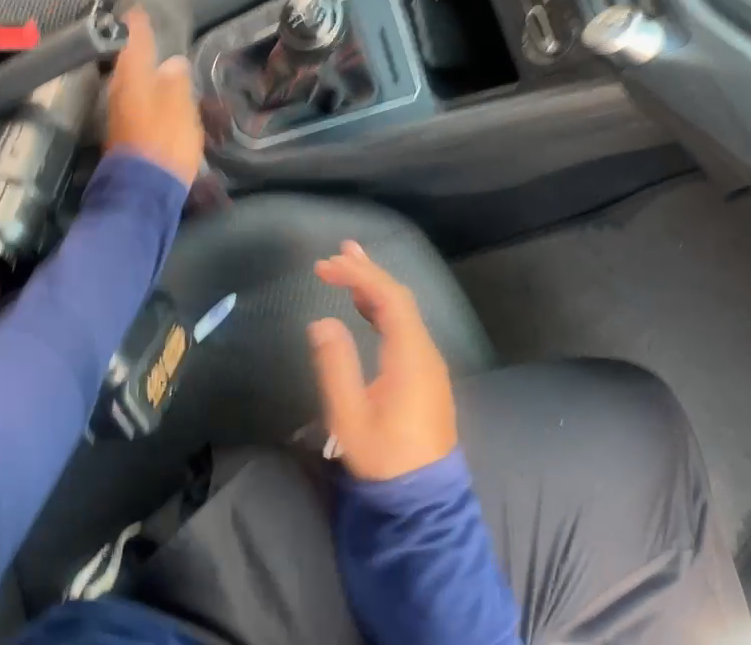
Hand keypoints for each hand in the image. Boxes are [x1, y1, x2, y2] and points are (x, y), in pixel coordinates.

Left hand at [105, 8, 203, 186]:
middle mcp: (119, 92)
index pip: (134, 43)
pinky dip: (141, 94)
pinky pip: (132, 102)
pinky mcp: (122, 134)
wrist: (143, 190)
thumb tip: (172, 62)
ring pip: (127, 84)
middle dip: (135, 49)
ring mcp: (117, 114)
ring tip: (154, 64)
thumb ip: (176, 80)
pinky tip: (153, 97)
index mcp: (133, 79)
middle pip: (126, 64)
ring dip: (139, 73)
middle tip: (146, 36)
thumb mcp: (180, 107)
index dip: (137, 26)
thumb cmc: (166, 142)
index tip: (137, 10)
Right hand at [307, 241, 458, 481]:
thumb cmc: (384, 457)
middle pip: (399, 298)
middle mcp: (425, 351)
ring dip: (376, 286)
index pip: (388, 298)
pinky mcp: (425, 375)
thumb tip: (321, 322)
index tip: (324, 266)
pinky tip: (365, 306)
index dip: (358, 275)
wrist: (424, 498)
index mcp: (410, 355)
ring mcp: (429, 363)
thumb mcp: (349, 416)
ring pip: (404, 311)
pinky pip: (405, 327)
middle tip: (337, 251)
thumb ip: (335, 365)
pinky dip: (383, 307)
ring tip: (348, 264)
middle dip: (368, 271)